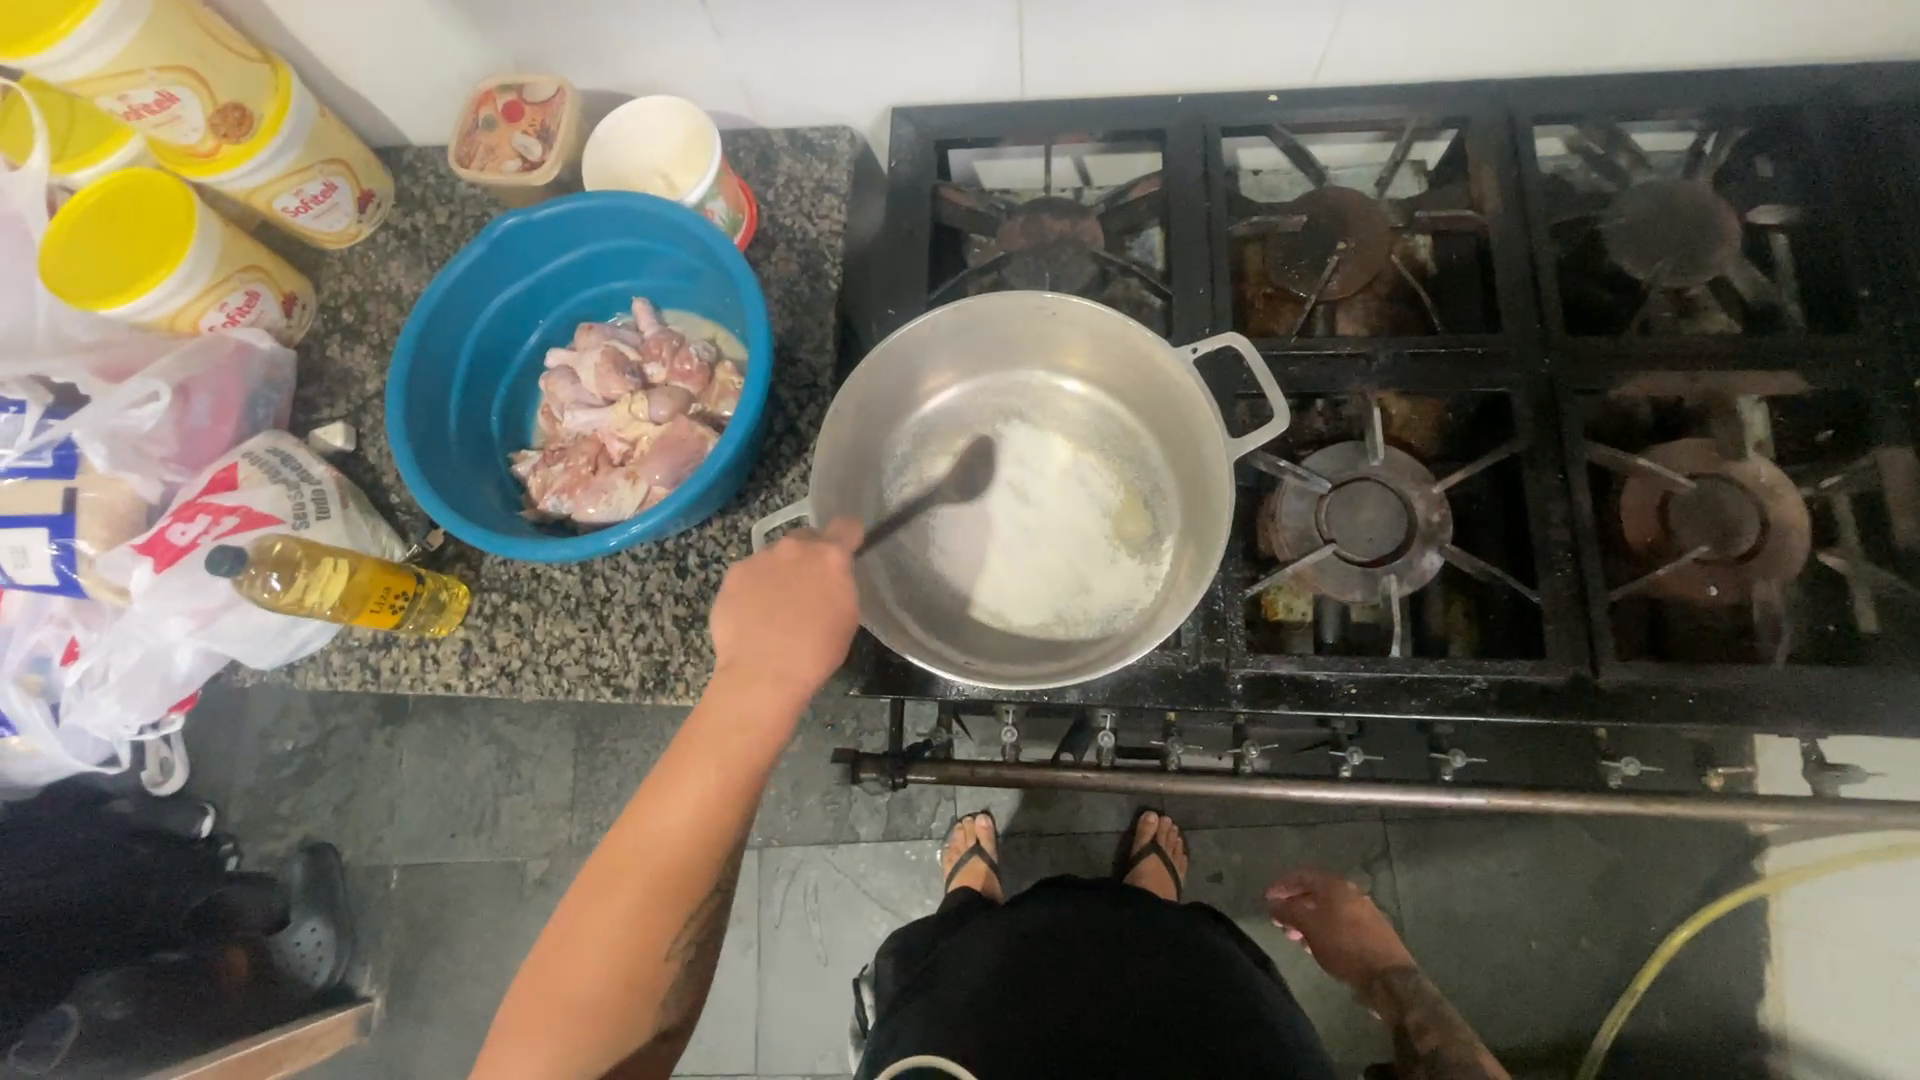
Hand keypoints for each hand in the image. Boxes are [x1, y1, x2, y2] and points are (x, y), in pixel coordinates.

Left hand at [710, 518, 863, 703]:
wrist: (764, 673)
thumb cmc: (816, 652)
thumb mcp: (847, 616)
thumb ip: (839, 584)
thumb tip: (828, 578)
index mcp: (830, 557)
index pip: (846, 525)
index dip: (847, 537)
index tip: (845, 551)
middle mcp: (794, 548)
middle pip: (806, 539)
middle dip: (808, 557)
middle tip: (805, 589)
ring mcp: (759, 559)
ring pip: (774, 556)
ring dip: (778, 572)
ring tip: (772, 609)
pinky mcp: (733, 575)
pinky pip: (748, 574)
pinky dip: (752, 588)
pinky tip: (751, 616)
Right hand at [1266, 868, 1415, 991]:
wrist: (1390, 979)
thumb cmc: (1344, 945)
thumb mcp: (1309, 926)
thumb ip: (1287, 911)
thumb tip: (1272, 903)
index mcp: (1336, 886)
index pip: (1302, 876)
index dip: (1281, 886)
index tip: (1267, 899)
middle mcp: (1352, 894)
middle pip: (1315, 894)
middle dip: (1294, 907)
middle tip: (1280, 923)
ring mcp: (1365, 914)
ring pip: (1328, 912)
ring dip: (1308, 921)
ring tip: (1295, 938)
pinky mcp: (1373, 934)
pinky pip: (1341, 926)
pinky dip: (1324, 931)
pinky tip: (1317, 947)